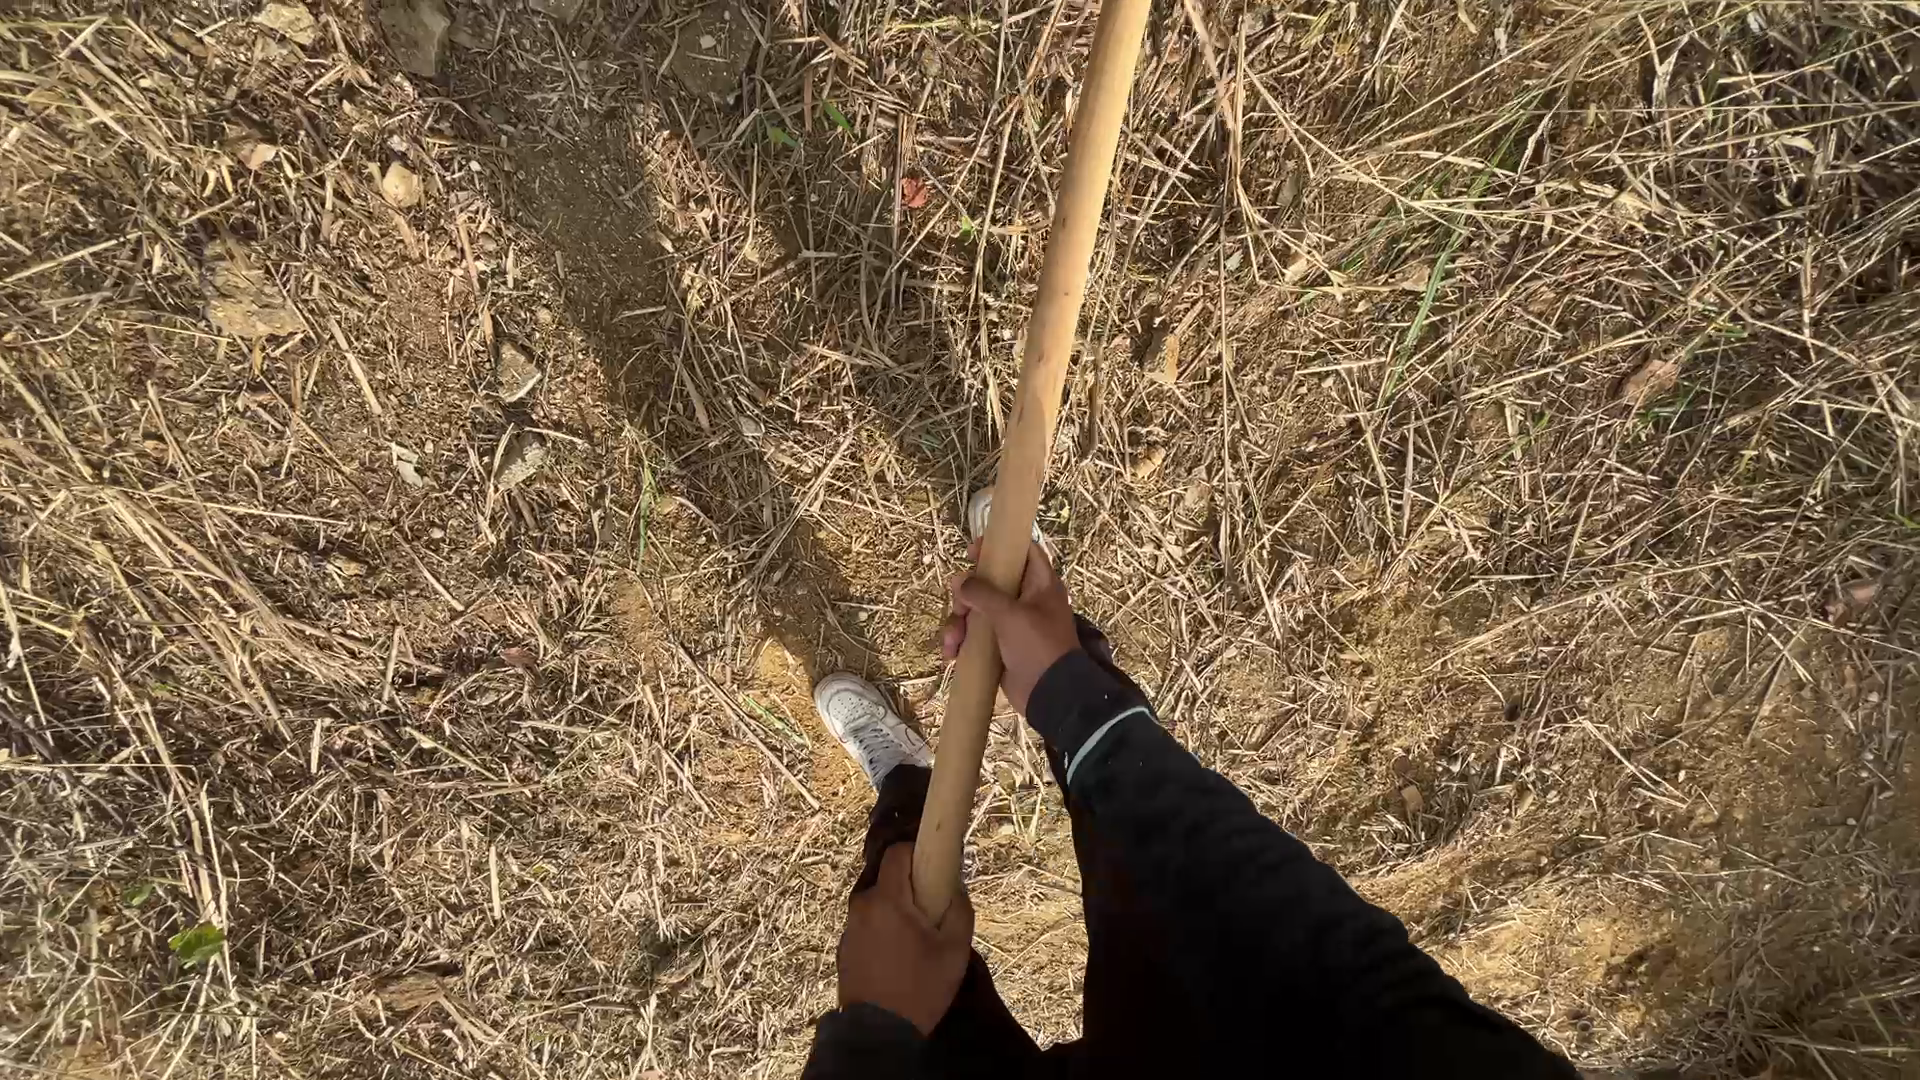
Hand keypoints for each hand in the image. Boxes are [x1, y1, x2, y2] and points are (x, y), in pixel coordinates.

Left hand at [837, 843, 973, 1033]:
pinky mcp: (844, 947)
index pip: (897, 853)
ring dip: (895, 910)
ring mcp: (849, 928)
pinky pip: (867, 924)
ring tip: (914, 940)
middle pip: (887, 878)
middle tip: (929, 912)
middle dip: (909, 887)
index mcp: (887, 900)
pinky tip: (896, 956)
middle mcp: (862, 906)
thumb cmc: (919, 989)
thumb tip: (955, 887)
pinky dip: (882, 929)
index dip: (916, 852)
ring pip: (877, 902)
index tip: (933, 869)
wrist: (878, 1036)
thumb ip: (960, 910)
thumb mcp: (954, 951)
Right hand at [940, 539, 1080, 714]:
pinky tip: (952, 653)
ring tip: (952, 641)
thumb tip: (959, 581)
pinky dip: (961, 641)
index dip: (998, 546)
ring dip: (958, 623)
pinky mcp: (999, 646)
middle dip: (966, 594)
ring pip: (976, 610)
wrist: (1052, 696)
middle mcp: (1026, 599)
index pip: (1022, 551)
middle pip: (989, 581)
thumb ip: (983, 594)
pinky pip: (974, 634)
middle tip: (959, 606)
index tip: (973, 551)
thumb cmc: (1038, 647)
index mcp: (1039, 584)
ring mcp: (1011, 624)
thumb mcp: (1011, 615)